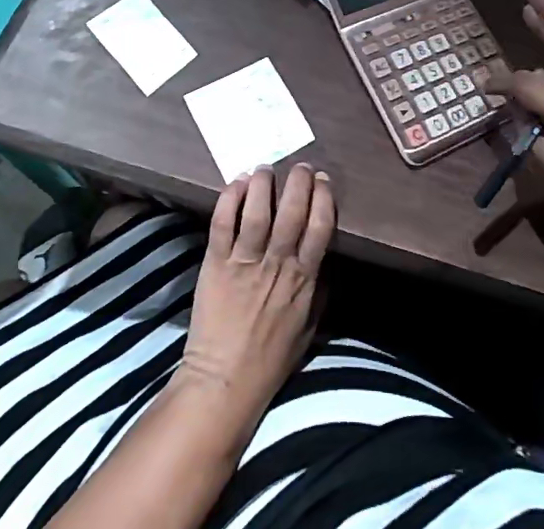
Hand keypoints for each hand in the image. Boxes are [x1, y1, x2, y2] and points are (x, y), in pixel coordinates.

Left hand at [180, 166, 334, 407]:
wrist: (226, 378)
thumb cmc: (270, 358)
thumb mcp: (308, 328)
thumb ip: (318, 293)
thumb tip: (326, 262)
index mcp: (304, 281)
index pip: (320, 228)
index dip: (323, 199)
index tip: (322, 180)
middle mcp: (278, 265)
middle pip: (292, 212)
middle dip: (298, 183)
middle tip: (298, 166)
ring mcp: (245, 262)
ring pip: (258, 212)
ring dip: (264, 185)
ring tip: (265, 168)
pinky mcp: (216, 263)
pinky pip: (224, 223)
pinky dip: (231, 199)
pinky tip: (237, 183)